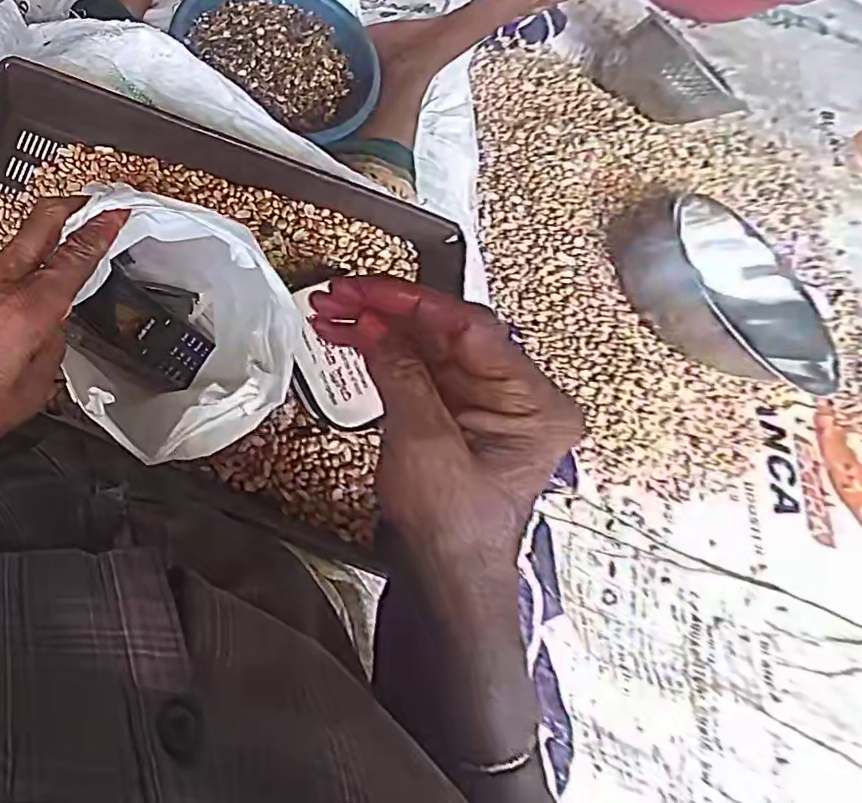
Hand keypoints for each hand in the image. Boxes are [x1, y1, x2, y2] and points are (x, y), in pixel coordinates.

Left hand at [0, 197, 127, 472]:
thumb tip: (54, 328)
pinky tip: (35, 274)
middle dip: (74, 205)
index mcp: (26, 309)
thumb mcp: (31, 391)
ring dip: (49, 230)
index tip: (116, 213)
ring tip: (71, 237)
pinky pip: (3, 263)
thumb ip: (51, 347)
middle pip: (42, 221)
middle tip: (96, 204)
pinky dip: (27, 256)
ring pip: (21, 239)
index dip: (102, 229)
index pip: (75, 255)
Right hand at [309, 277, 581, 569]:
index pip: (472, 329)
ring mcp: (477, 396)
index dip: (414, 304)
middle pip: (444, 329)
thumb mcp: (425, 443)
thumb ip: (401, 374)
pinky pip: (409, 362)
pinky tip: (343, 335)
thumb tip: (372, 324)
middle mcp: (510, 392)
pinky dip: (373, 347)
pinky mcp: (447, 403)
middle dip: (385, 309)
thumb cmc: (453, 523)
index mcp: (532, 402)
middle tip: (340, 295)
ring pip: (421, 341)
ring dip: (372, 324)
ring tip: (329, 311)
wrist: (443, 570)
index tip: (368, 292)